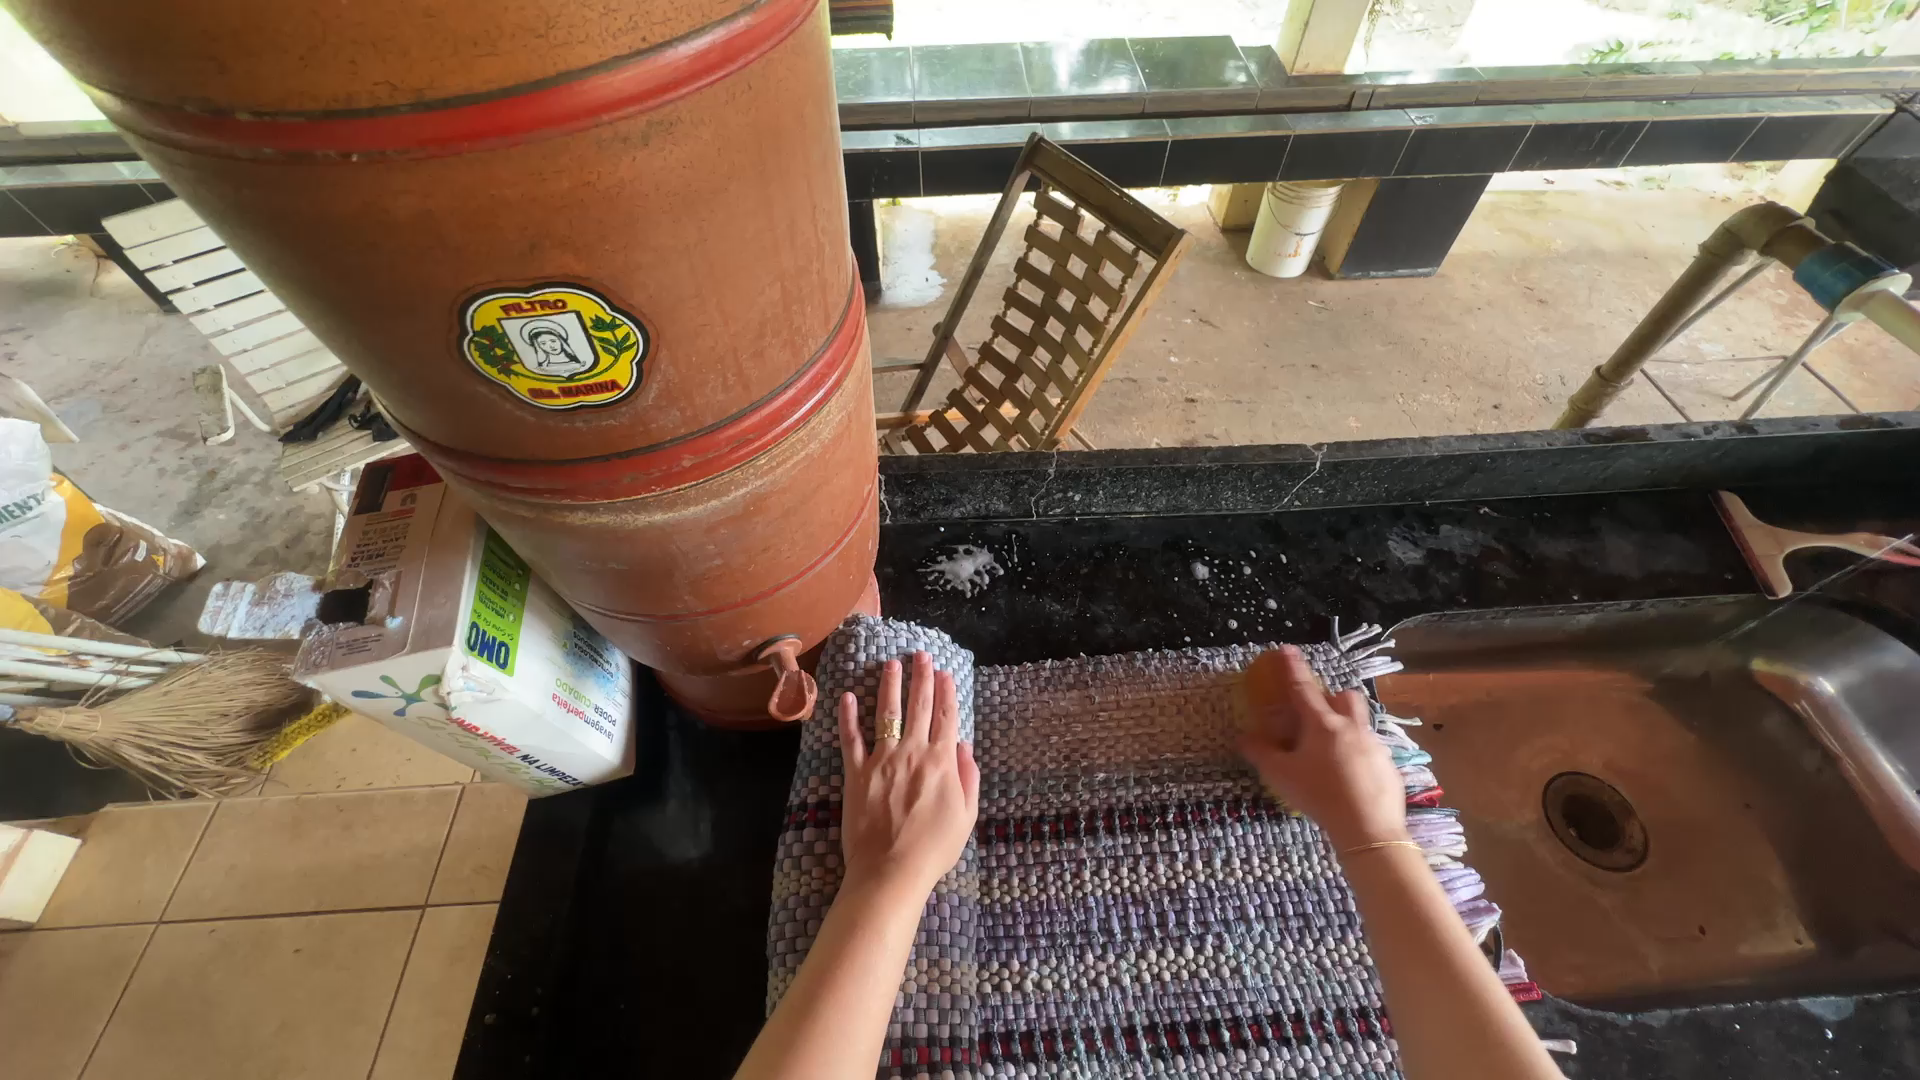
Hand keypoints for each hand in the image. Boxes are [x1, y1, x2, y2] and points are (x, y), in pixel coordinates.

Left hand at [838, 651, 979, 905]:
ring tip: (891, 664)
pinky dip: (848, 718)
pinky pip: (851, 740)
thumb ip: (968, 778)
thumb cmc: (933, 849)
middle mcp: (912, 752)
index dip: (946, 693)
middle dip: (921, 677)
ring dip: (890, 686)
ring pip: (887, 714)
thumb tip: (965, 746)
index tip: (945, 672)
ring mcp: (882, 760)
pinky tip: (847, 697)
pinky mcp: (856, 773)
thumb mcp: (966, 816)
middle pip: (918, 707)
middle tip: (921, 655)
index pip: (946, 717)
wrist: (891, 871)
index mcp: (941, 762)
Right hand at [1237, 645, 1406, 850]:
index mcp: (1322, 724)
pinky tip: (1348, 778)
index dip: (1293, 667)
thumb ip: (1260, 753)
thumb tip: (1242, 738)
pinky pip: (1372, 751)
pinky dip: (1358, 755)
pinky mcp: (1389, 768)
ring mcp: (1375, 747)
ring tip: (1330, 752)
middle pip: (1345, 697)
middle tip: (1316, 714)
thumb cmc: (1318, 795)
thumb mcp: (1280, 775)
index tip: (1287, 649)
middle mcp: (1351, 728)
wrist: (1368, 829)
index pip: (1302, 688)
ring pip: (1361, 724)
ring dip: (1346, 727)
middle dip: (1332, 697)